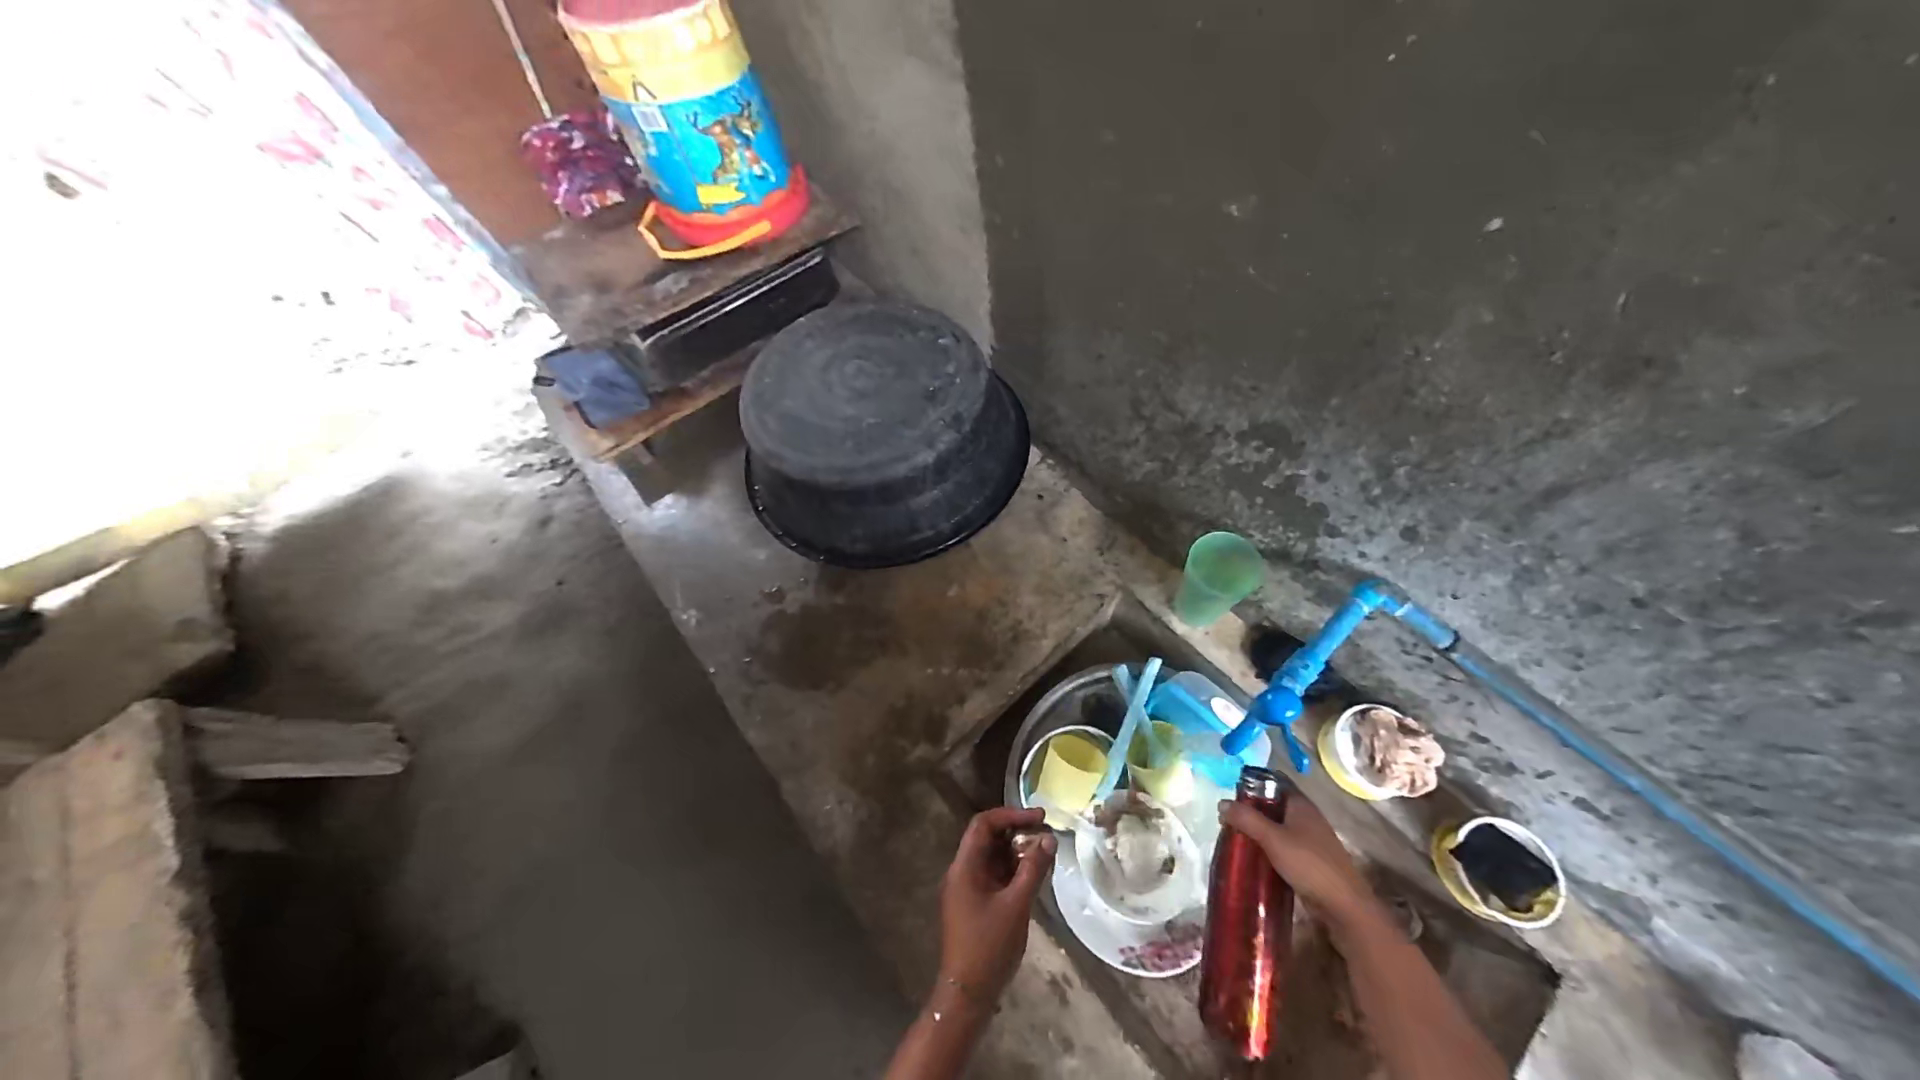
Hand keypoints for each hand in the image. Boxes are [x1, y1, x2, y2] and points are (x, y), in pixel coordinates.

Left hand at [937, 806, 1055, 1001]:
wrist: (967, 994)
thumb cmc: (989, 947)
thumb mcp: (1016, 905)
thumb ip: (1033, 870)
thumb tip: (1048, 839)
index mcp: (964, 867)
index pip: (983, 825)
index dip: (1011, 815)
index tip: (1039, 817)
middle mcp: (961, 872)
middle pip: (987, 838)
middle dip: (1016, 832)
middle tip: (1046, 834)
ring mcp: (966, 889)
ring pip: (992, 858)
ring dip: (1016, 852)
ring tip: (1044, 854)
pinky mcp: (974, 904)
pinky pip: (993, 876)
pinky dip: (1012, 870)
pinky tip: (1033, 876)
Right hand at [1219, 793, 1382, 934]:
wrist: (1344, 906)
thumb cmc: (1309, 865)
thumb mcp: (1272, 838)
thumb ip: (1246, 819)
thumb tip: (1222, 803)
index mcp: (1301, 804)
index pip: (1275, 780)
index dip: (1253, 782)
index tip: (1231, 791)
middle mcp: (1307, 817)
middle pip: (1274, 803)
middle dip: (1252, 808)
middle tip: (1228, 817)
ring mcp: (1310, 839)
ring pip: (1278, 826)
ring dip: (1258, 829)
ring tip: (1236, 836)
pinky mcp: (1310, 859)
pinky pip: (1283, 844)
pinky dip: (1268, 846)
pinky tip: (1254, 855)